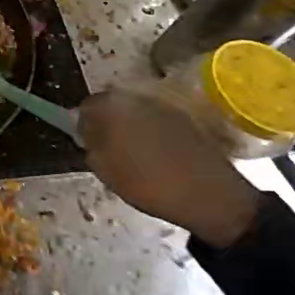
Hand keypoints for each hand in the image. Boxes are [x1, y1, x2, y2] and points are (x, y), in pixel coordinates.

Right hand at [79, 83, 260, 248]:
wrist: (210, 196)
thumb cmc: (148, 183)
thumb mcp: (105, 170)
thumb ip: (90, 146)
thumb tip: (87, 132)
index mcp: (112, 106)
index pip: (85, 107)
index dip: (84, 126)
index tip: (89, 146)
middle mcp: (136, 98)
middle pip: (111, 105)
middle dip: (107, 124)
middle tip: (110, 152)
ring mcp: (163, 107)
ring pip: (135, 113)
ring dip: (131, 128)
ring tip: (136, 157)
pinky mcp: (185, 120)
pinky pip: (157, 122)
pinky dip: (152, 134)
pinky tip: (159, 158)